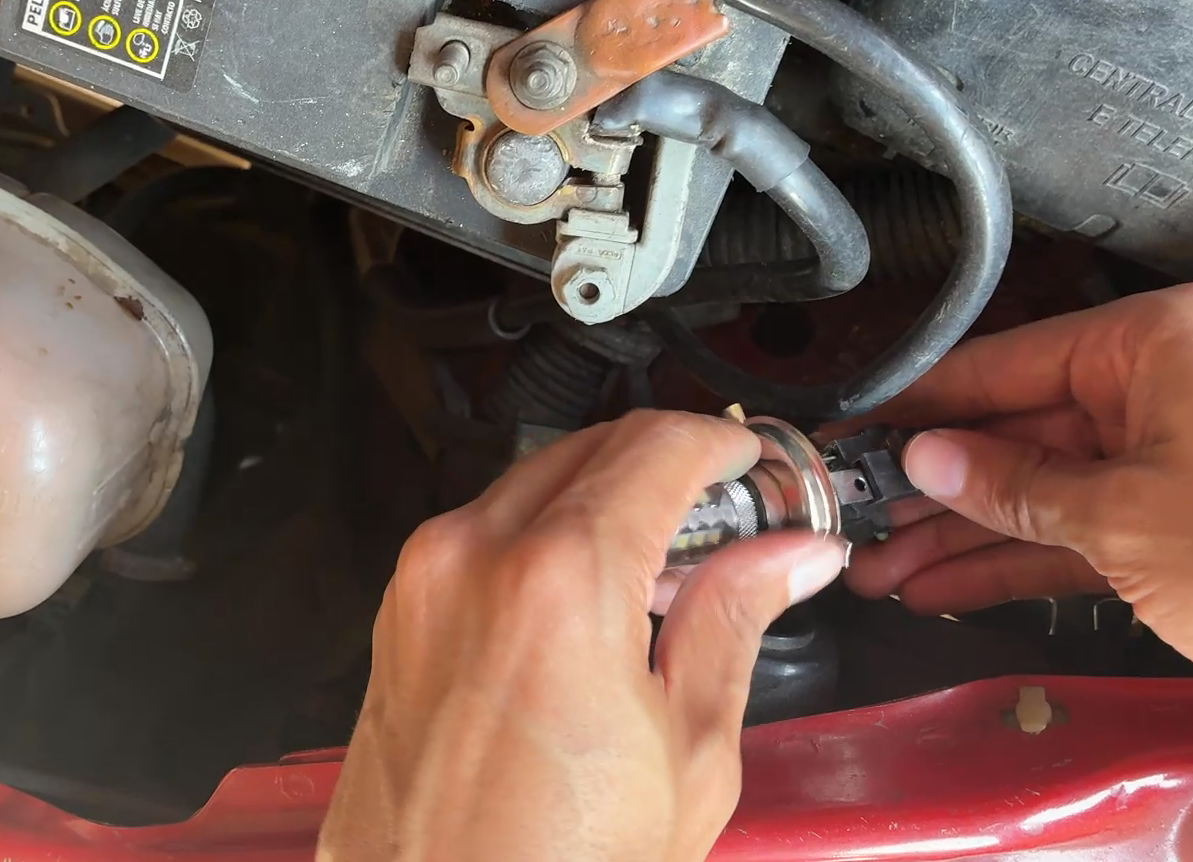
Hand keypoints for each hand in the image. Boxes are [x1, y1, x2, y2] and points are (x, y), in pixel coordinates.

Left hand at [318, 410, 846, 861]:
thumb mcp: (686, 753)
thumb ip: (734, 621)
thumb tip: (788, 555)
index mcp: (561, 580)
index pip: (654, 449)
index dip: (715, 440)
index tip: (746, 456)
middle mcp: (477, 550)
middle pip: (592, 446)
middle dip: (663, 456)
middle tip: (717, 503)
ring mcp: (428, 568)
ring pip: (537, 474)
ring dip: (605, 486)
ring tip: (659, 547)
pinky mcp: (404, 593)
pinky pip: (489, 520)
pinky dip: (547, 521)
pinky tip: (586, 575)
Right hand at [844, 284, 1192, 813]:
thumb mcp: (1123, 515)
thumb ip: (1007, 482)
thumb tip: (919, 458)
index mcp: (1151, 349)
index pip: (993, 368)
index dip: (910, 408)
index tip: (846, 435)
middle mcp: (1153, 394)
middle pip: (1004, 435)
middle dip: (927, 489)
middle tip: (853, 516)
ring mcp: (1162, 467)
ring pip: (1026, 492)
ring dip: (952, 534)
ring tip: (877, 567)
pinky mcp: (1171, 535)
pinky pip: (1063, 535)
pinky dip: (1003, 563)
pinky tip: (935, 586)